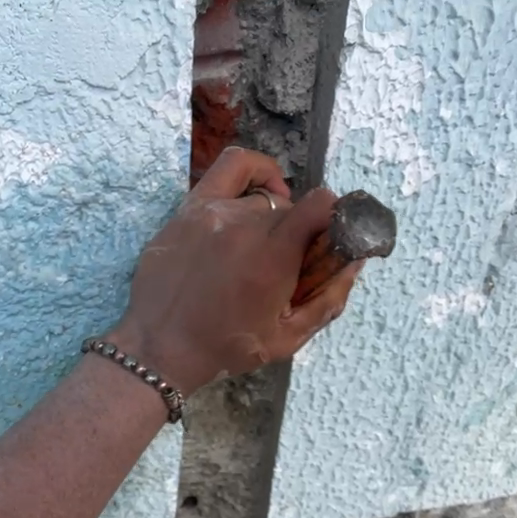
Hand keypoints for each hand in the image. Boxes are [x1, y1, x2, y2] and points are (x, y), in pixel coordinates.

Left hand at [103, 147, 364, 394]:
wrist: (160, 348)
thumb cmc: (226, 349)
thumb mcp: (287, 339)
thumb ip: (328, 301)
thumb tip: (356, 262)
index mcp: (272, 257)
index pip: (322, 205)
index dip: (336, 219)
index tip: (330, 242)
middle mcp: (245, 224)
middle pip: (292, 210)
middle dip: (300, 235)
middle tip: (288, 268)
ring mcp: (214, 211)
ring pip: (263, 202)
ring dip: (271, 222)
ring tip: (258, 253)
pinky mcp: (191, 208)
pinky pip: (233, 167)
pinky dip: (257, 173)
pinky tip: (261, 192)